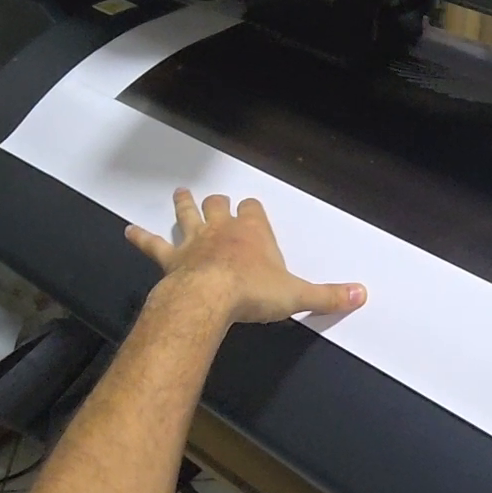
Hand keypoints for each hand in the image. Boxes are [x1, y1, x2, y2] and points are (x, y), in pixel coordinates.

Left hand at [126, 189, 366, 324]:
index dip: (253, 210)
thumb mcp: (298, 296)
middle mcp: (223, 229)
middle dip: (219, 203)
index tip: (253, 210)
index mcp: (254, 232)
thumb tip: (363, 294)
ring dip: (185, 205)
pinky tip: (128, 231)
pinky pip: (153, 244)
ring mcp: (193, 241)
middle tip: (216, 200)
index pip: (254, 210)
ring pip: (188, 215)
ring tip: (180, 193)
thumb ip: (329, 295)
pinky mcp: (170, 259)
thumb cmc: (255, 293)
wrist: (209, 299)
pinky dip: (141, 238)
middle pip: (219, 206)